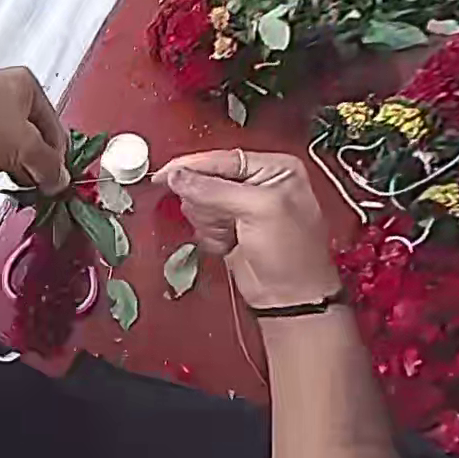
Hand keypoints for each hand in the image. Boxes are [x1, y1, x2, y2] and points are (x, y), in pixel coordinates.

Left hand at [0, 68, 70, 192]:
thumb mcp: (24, 148)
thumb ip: (49, 166)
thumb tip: (59, 180)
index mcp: (26, 83)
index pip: (54, 127)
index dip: (56, 158)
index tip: (54, 182)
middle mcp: (3, 87)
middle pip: (31, 134)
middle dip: (30, 160)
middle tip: (29, 181)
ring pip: (7, 141)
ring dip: (8, 160)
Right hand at [155, 150, 341, 309]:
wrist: (288, 299)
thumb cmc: (292, 254)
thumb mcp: (259, 210)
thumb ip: (215, 189)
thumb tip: (178, 176)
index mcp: (274, 168)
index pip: (223, 158)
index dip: (192, 166)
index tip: (166, 174)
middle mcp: (257, 182)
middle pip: (206, 179)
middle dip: (208, 203)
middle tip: (224, 220)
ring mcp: (240, 205)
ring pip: (199, 200)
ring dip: (210, 221)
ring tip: (230, 234)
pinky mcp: (228, 225)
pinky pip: (201, 220)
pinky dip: (210, 234)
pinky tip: (228, 243)